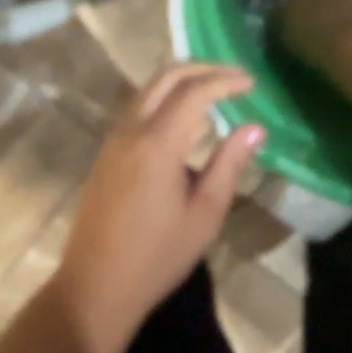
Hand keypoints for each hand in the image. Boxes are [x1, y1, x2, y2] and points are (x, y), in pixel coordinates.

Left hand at [51, 63, 264, 341]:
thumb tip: (255, 127)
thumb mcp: (204, 215)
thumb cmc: (157, 256)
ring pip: (149, 88)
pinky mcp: (107, 150)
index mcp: (157, 143)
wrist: (96, 284)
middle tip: (235, 76)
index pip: (194, 91)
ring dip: (182, 80)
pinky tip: (186, 115)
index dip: (225, 80)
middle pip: (166, 76)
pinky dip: (165, 97)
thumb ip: (229, 165)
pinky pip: (138, 106)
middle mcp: (131, 129)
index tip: (252, 82)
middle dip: (203, 68)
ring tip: (216, 90)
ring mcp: (114, 137)